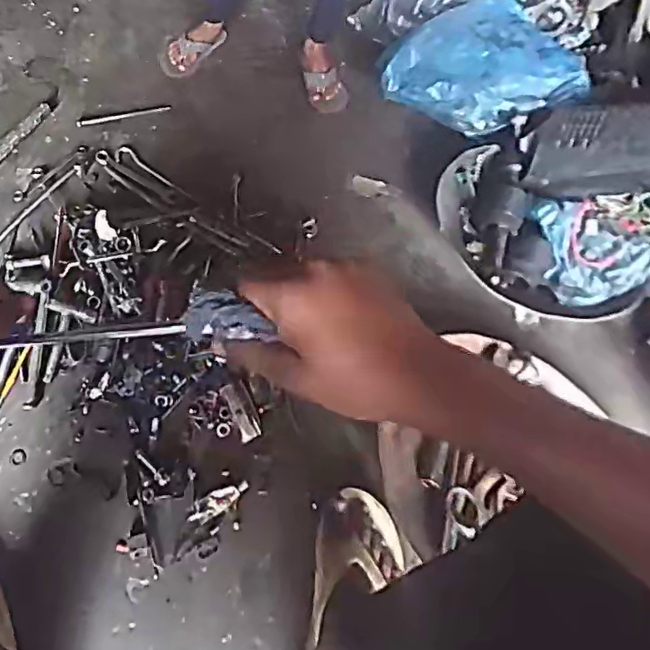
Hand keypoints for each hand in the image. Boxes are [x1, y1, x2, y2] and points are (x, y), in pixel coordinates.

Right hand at [220, 260, 447, 425]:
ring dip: (297, 294)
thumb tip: (227, 344)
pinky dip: (325, 291)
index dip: (239, 307)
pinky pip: (330, 274)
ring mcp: (344, 267)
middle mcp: (316, 271)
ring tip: (314, 331)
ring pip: (302, 273)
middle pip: (272, 275)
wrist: (422, 376)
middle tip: (281, 335)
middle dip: (268, 301)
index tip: (244, 326)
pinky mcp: (366, 270)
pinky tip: (338, 321)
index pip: (244, 285)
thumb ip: (254, 354)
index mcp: (293, 295)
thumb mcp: (298, 378)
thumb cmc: (359, 382)